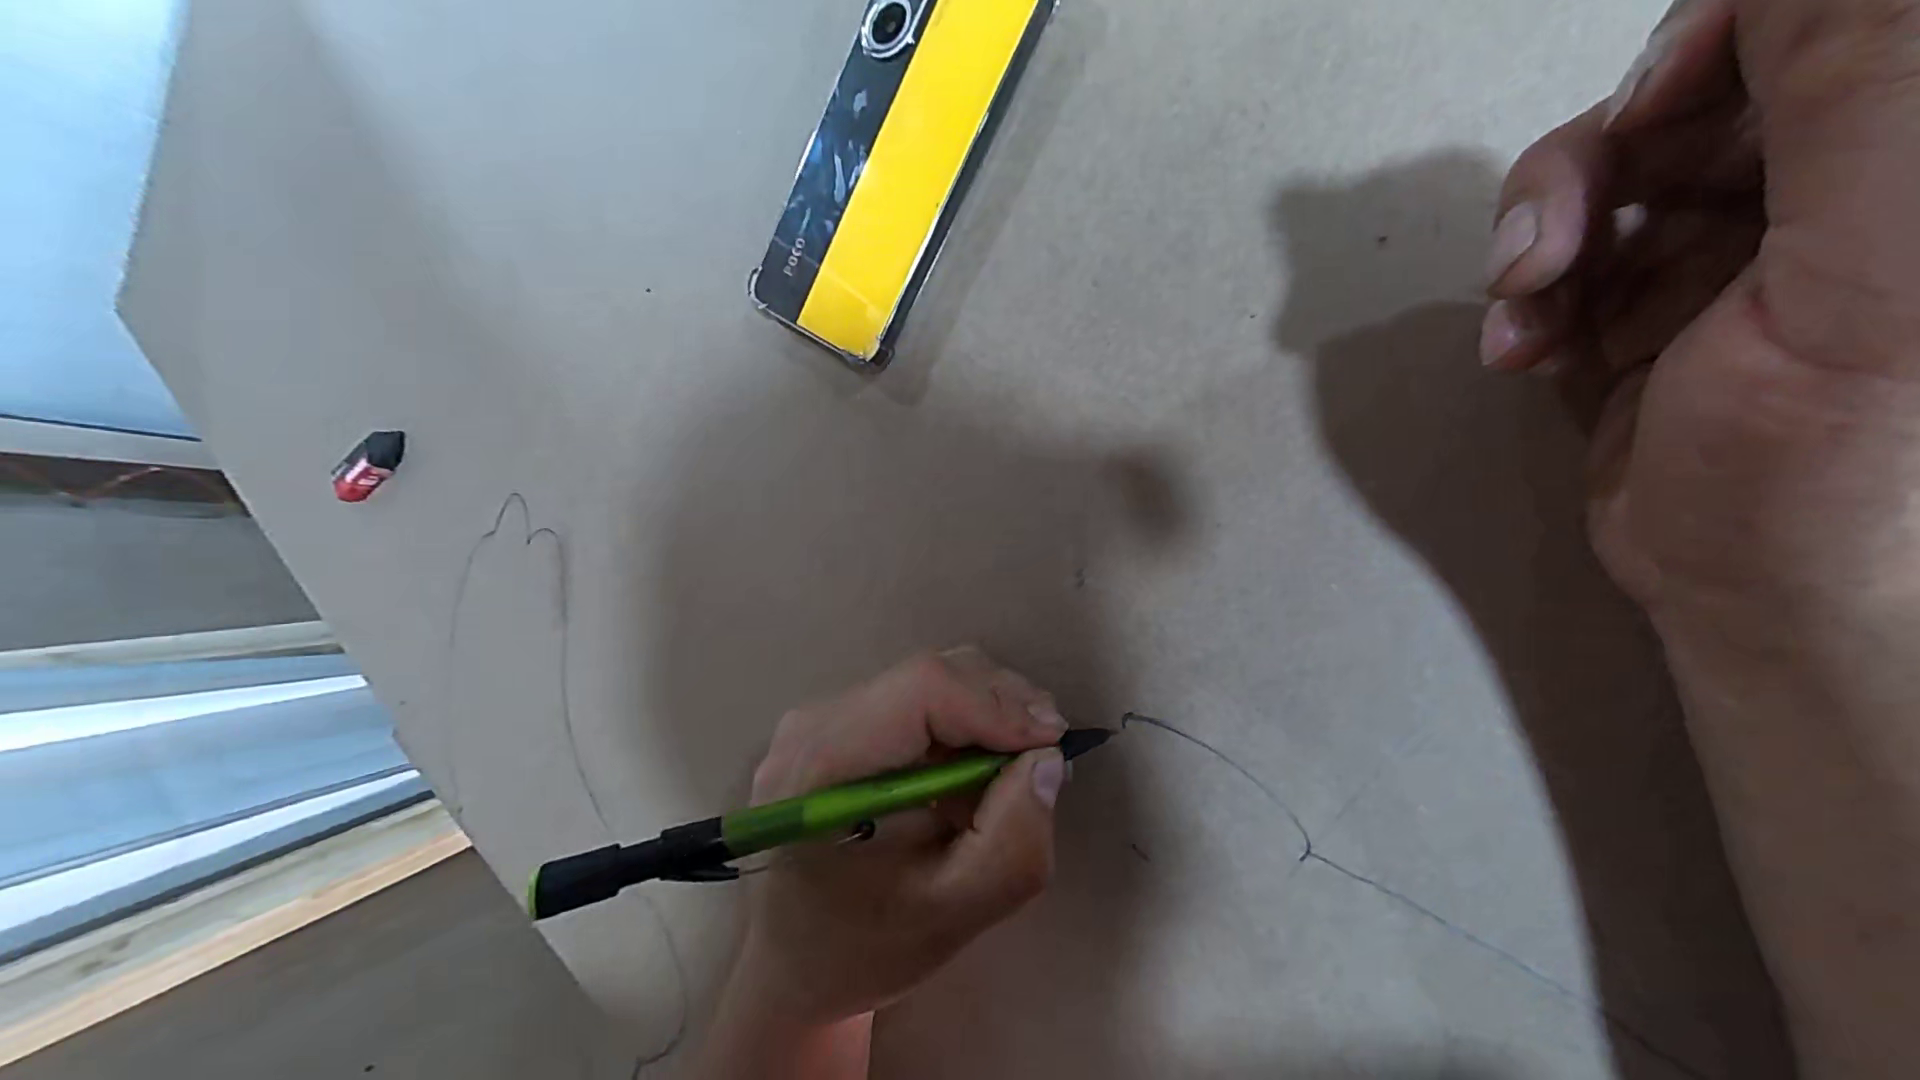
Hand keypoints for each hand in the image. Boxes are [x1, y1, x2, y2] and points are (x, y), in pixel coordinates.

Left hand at [698, 648, 1067, 1077]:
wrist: (792, 957)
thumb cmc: (863, 946)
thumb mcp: (952, 915)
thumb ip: (1013, 844)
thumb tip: (1045, 758)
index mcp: (823, 765)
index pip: (922, 690)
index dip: (996, 706)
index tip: (1051, 743)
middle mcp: (816, 721)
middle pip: (931, 674)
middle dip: (1003, 706)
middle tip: (1047, 754)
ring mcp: (825, 715)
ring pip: (931, 678)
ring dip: (988, 715)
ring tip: (1011, 772)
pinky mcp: (842, 720)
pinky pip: (919, 698)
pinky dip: (965, 723)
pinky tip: (974, 773)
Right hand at [1482, 0, 1919, 655]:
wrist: (1757, 587)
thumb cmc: (1844, 449)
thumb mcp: (1879, 265)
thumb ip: (1868, 84)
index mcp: (1914, 147)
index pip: (1803, 21)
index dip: (1709, 41)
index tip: (1649, 114)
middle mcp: (1830, 177)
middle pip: (1674, 104)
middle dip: (1581, 177)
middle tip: (1534, 258)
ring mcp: (1722, 250)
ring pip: (1595, 190)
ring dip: (1533, 250)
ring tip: (1519, 320)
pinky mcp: (1634, 312)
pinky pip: (1559, 270)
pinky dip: (1524, 305)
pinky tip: (1520, 351)